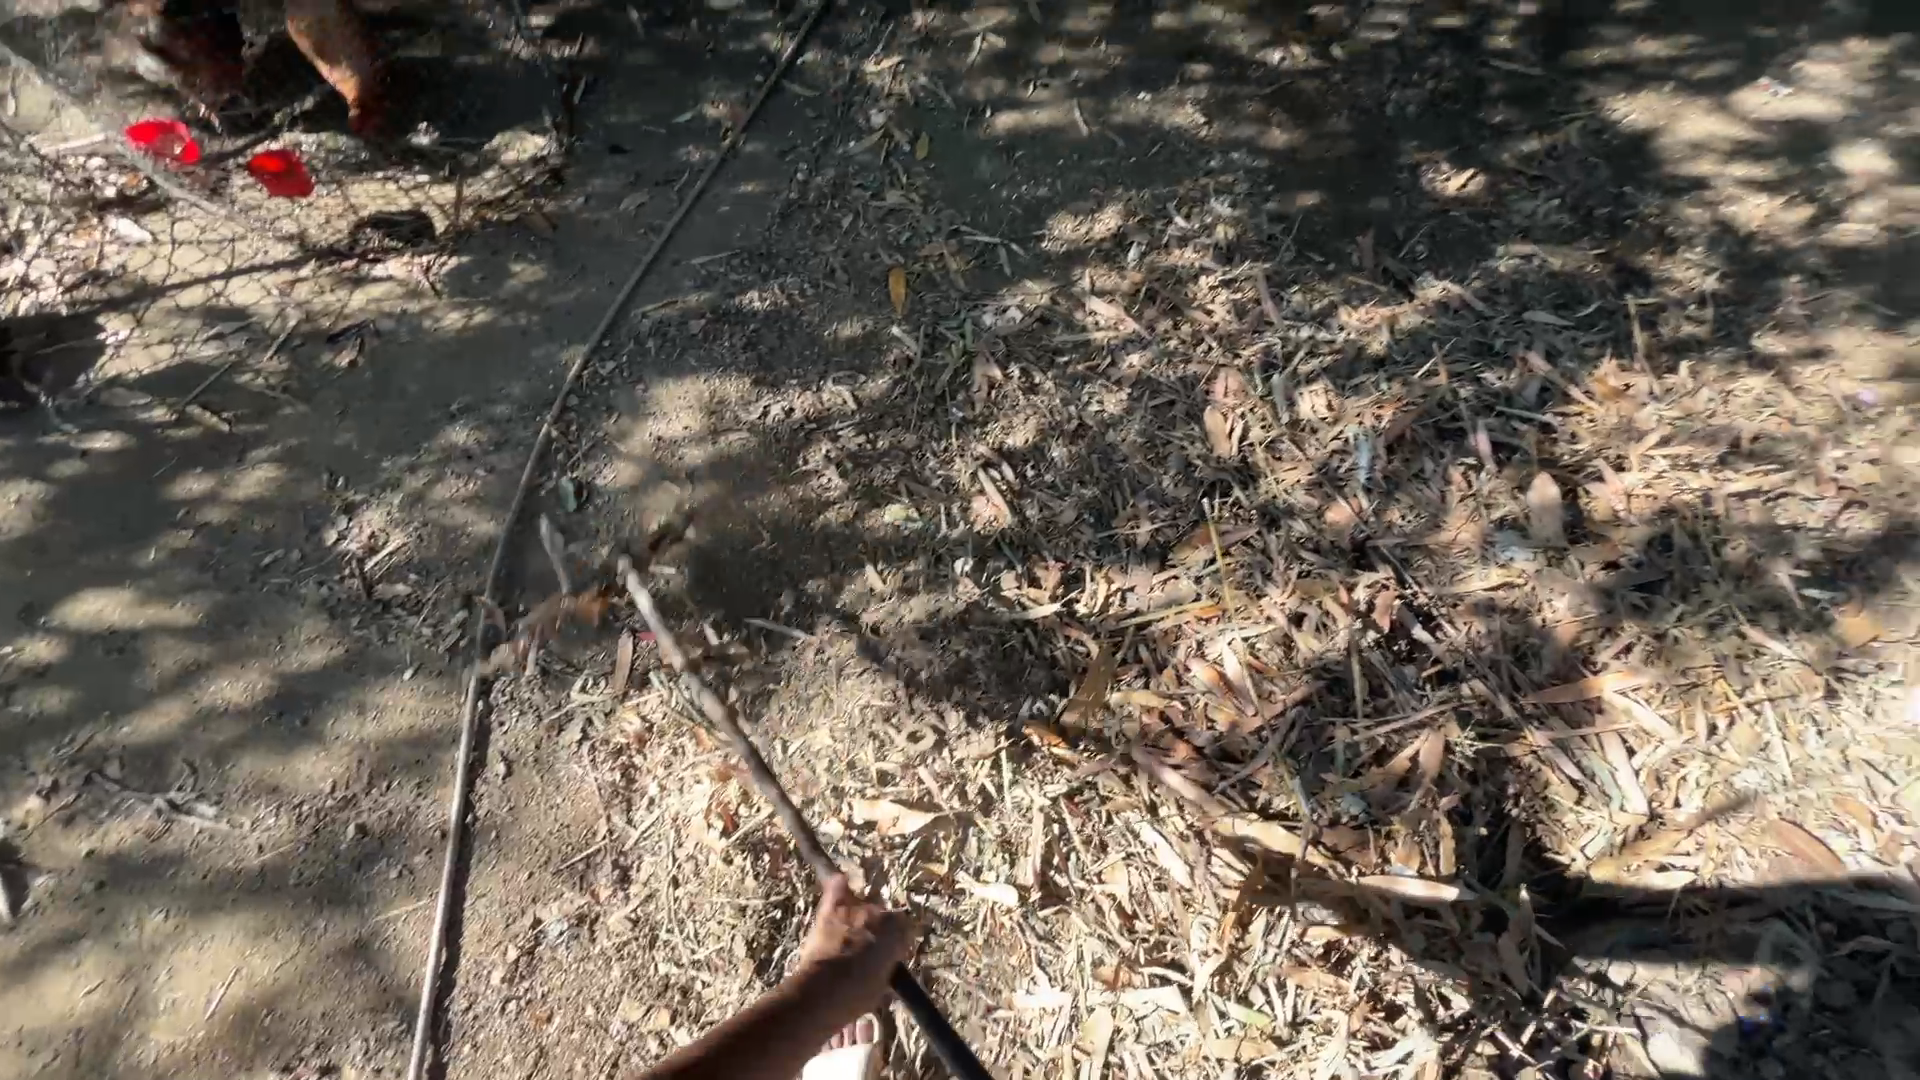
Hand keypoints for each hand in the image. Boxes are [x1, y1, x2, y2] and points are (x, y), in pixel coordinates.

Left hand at [793, 875, 916, 1013]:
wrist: (822, 990)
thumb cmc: (856, 995)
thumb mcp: (881, 987)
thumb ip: (887, 968)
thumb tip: (885, 968)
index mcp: (897, 932)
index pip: (904, 929)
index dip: (896, 943)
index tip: (889, 957)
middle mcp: (880, 913)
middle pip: (884, 916)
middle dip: (878, 930)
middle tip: (867, 951)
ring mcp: (855, 907)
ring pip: (862, 905)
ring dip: (859, 917)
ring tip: (849, 935)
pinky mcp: (832, 908)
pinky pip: (838, 888)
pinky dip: (839, 887)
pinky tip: (841, 881)